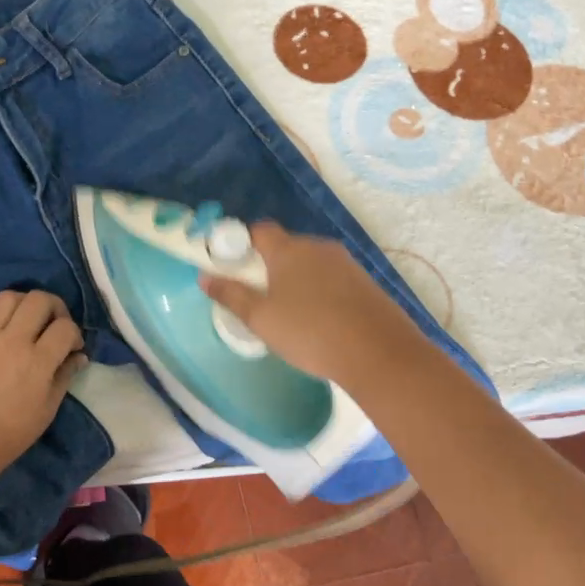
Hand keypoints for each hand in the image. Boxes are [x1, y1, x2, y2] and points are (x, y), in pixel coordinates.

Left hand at [0, 290, 87, 469]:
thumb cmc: (14, 430)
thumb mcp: (49, 407)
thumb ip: (65, 374)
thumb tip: (79, 355)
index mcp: (37, 361)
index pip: (65, 327)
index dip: (75, 333)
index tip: (72, 347)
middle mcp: (12, 341)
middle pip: (39, 300)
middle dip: (55, 307)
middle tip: (54, 325)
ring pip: (9, 296)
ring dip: (25, 302)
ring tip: (28, 319)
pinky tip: (4, 322)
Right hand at [199, 223, 427, 385]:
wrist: (380, 355)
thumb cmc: (309, 332)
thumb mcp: (260, 318)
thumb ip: (230, 295)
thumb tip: (204, 276)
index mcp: (289, 250)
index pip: (259, 230)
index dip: (241, 243)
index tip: (232, 267)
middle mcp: (318, 248)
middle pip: (285, 247)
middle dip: (268, 265)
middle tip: (257, 297)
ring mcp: (346, 264)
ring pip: (310, 264)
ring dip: (295, 280)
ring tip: (288, 313)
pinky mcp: (366, 283)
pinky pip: (332, 279)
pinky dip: (319, 292)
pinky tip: (318, 321)